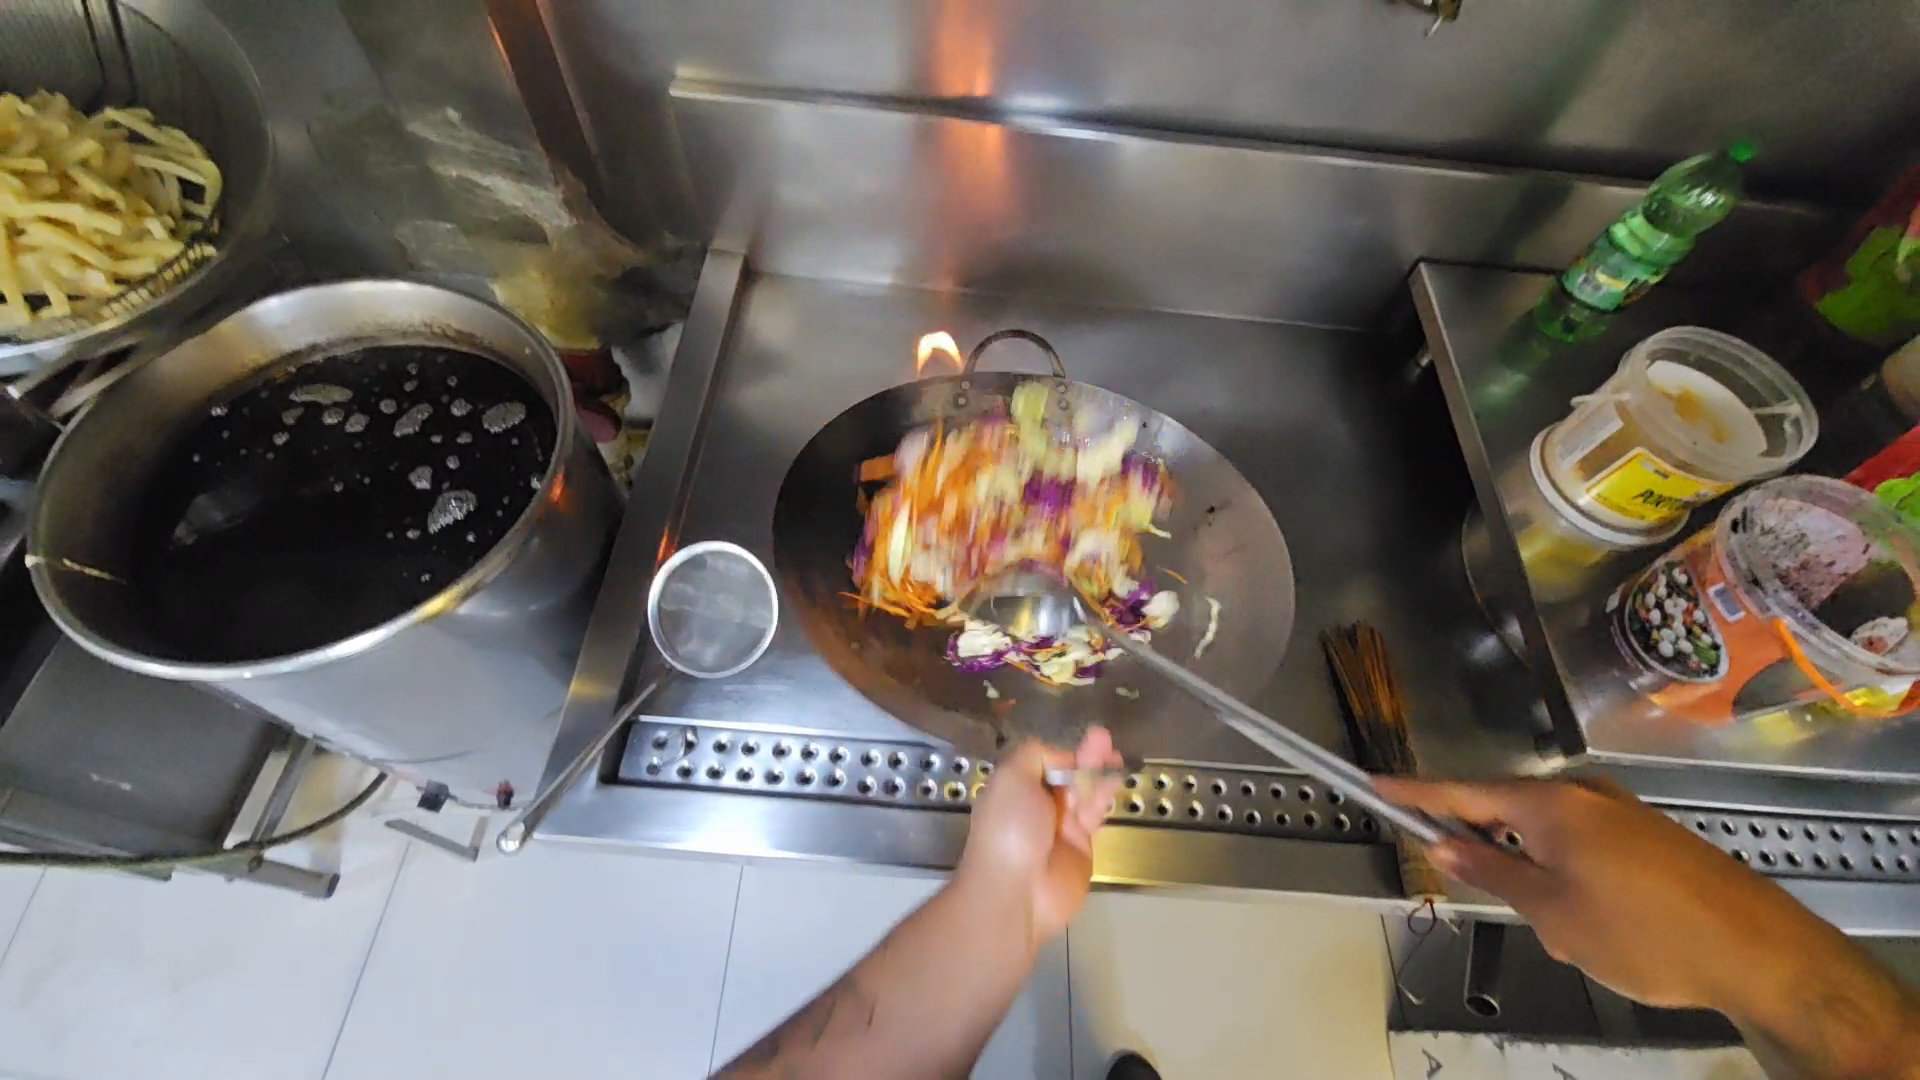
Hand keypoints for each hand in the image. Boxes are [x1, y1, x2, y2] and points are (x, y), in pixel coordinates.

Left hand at [956, 728, 1123, 946]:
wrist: (1017, 890)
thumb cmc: (1009, 827)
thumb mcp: (1011, 777)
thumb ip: (1036, 756)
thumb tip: (1061, 757)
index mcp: (1015, 787)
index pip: (1044, 762)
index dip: (1064, 752)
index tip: (1081, 741)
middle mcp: (1038, 804)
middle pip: (1067, 774)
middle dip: (1085, 756)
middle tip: (1104, 738)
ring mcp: (1060, 825)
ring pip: (1084, 791)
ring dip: (1099, 771)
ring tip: (1115, 754)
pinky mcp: (1081, 844)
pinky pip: (1095, 814)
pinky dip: (1104, 796)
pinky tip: (1115, 779)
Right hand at [1376, 777, 1834, 1015]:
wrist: (1775, 960)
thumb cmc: (1644, 933)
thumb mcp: (1551, 912)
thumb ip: (1489, 872)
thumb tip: (1443, 845)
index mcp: (1548, 805)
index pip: (1461, 792)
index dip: (1415, 792)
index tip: (1374, 782)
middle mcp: (1581, 795)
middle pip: (1507, 814)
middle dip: (1494, 855)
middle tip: (1499, 900)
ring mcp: (1621, 812)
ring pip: (1549, 837)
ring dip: (1538, 874)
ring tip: (1565, 931)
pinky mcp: (1651, 836)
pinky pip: (1585, 845)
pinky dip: (1573, 875)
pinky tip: (1600, 923)